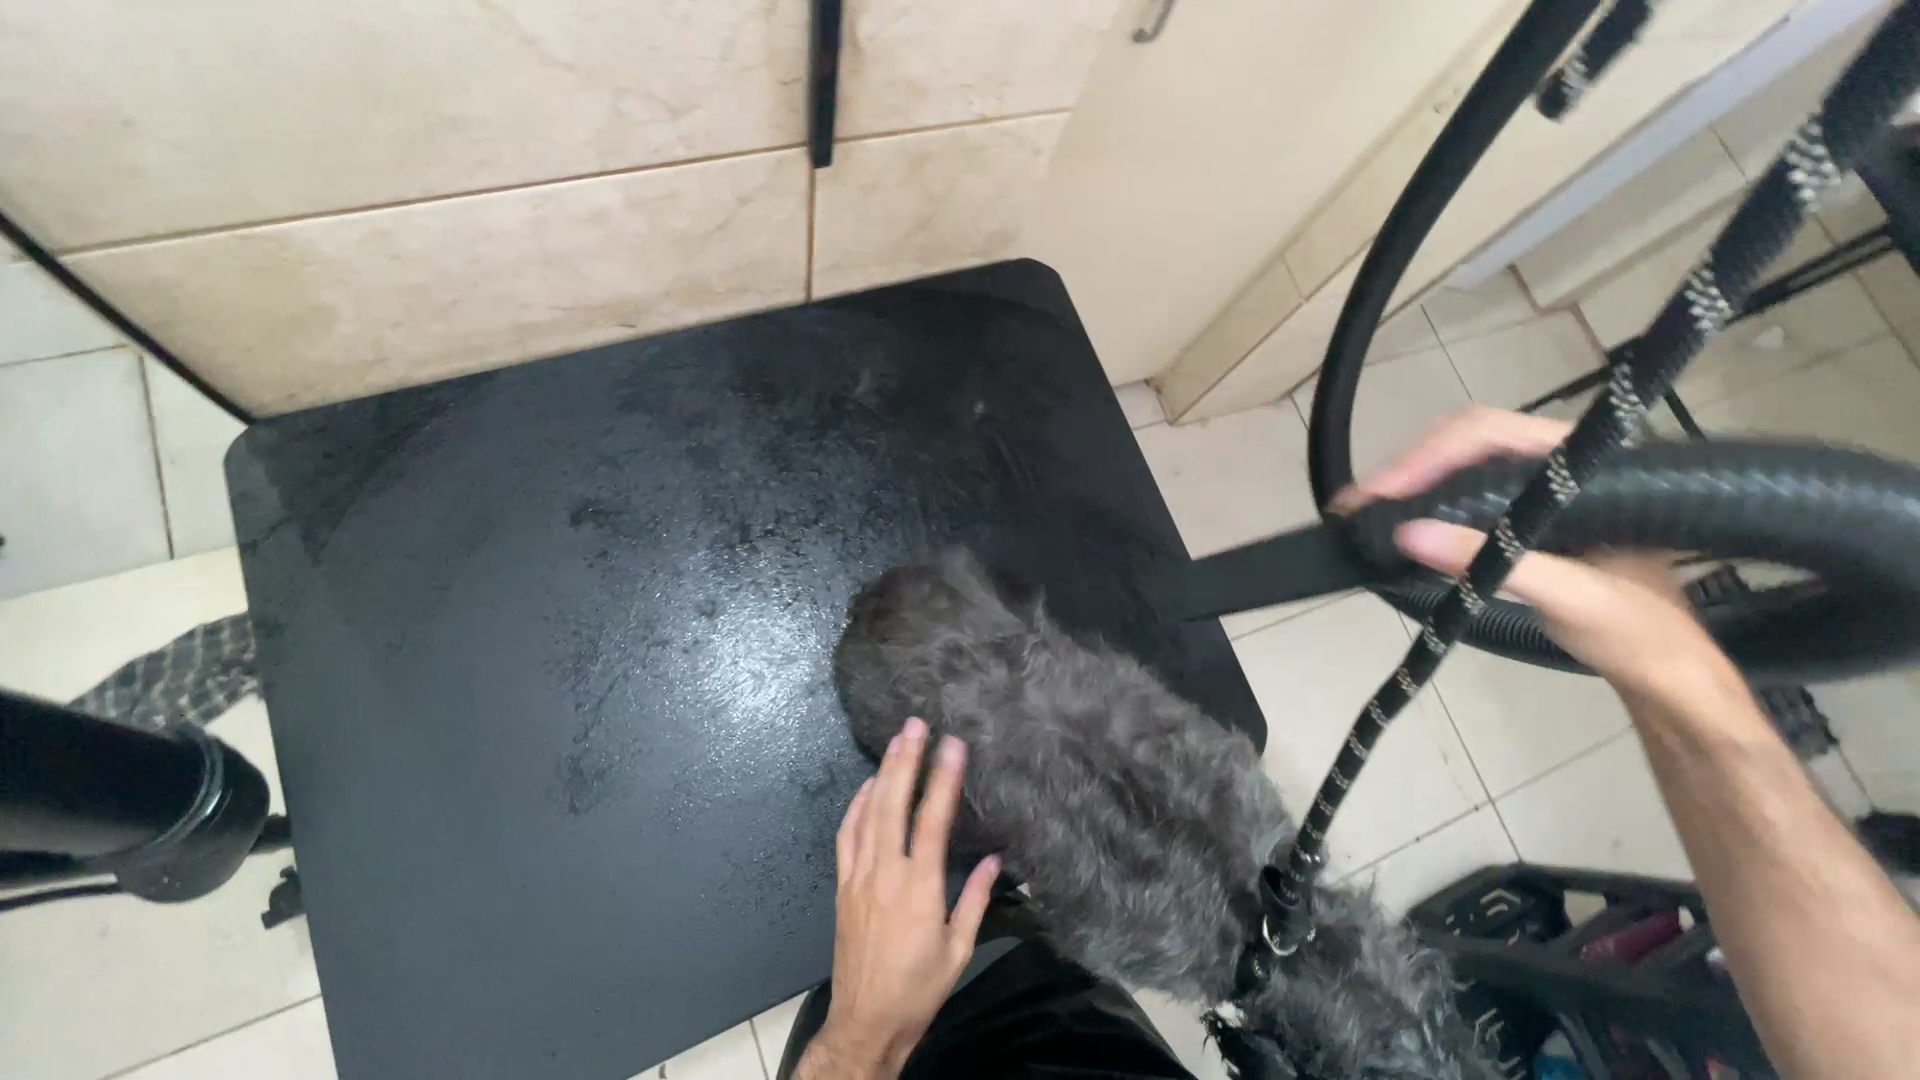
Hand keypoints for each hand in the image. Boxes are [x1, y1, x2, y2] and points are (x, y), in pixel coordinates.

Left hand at [805, 717, 1000, 1079]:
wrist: (866, 1021)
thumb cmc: (919, 988)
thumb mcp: (959, 949)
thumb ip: (976, 898)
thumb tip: (995, 858)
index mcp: (919, 889)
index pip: (933, 820)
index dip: (943, 778)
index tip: (952, 744)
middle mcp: (885, 873)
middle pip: (893, 804)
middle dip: (905, 760)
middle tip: (915, 724)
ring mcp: (858, 876)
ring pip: (868, 813)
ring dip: (882, 773)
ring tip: (896, 741)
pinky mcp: (842, 884)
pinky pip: (846, 835)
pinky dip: (856, 805)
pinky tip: (867, 785)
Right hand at [1336, 406, 1730, 699]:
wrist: (1664, 671)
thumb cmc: (1638, 634)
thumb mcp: (1572, 599)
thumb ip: (1495, 564)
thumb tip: (1410, 534)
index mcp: (1589, 468)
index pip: (1496, 435)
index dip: (1433, 456)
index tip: (1384, 491)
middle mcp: (1561, 466)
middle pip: (1469, 442)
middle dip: (1411, 467)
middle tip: (1361, 503)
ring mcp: (1539, 489)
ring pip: (1460, 464)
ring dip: (1410, 484)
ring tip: (1364, 510)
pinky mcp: (1519, 515)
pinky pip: (1461, 493)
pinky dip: (1422, 504)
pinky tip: (1393, 520)